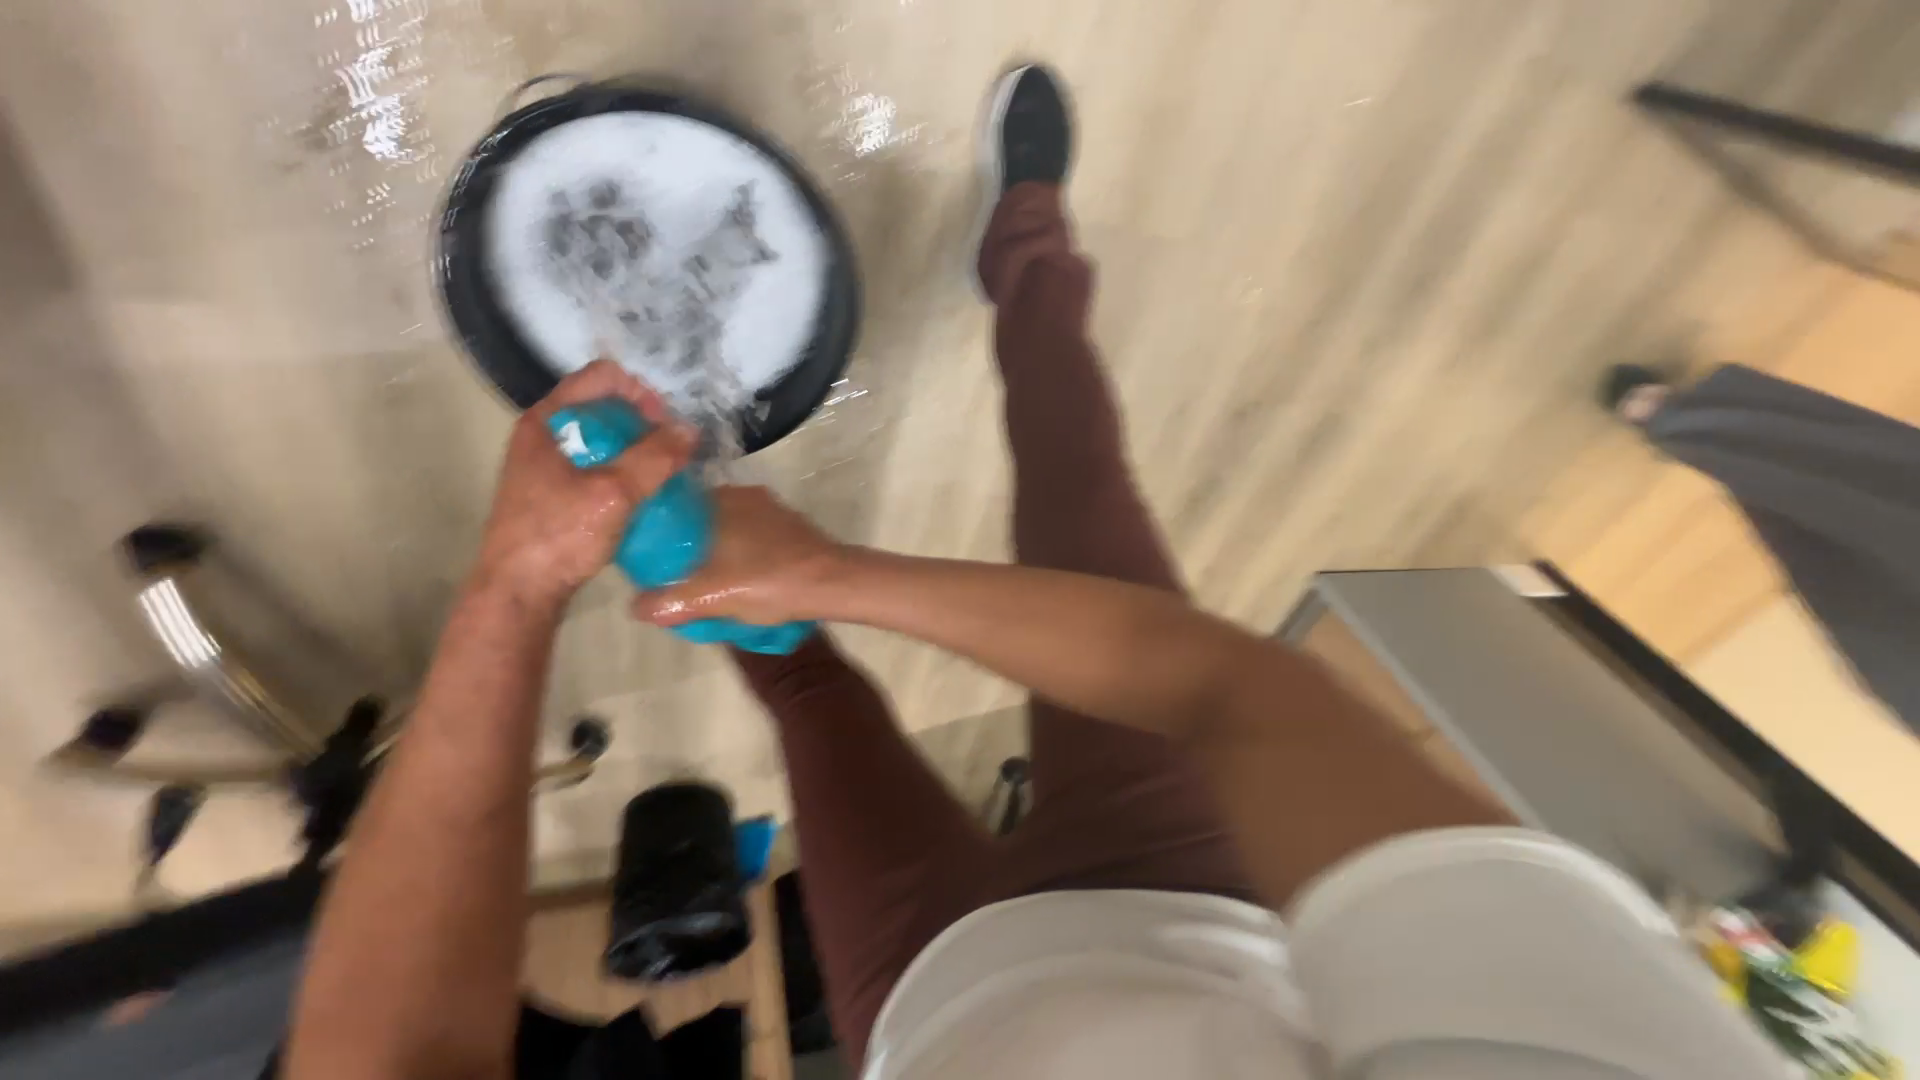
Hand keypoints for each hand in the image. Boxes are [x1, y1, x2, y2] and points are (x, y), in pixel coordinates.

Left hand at [474, 360, 695, 608]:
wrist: (519, 591)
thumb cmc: (559, 536)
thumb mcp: (613, 494)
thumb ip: (654, 459)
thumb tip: (690, 431)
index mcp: (547, 420)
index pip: (603, 377)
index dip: (641, 393)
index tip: (665, 429)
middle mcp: (545, 433)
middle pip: (606, 404)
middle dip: (645, 423)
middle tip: (671, 454)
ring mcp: (548, 462)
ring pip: (604, 437)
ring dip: (638, 449)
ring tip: (663, 475)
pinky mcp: (556, 490)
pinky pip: (599, 464)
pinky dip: (625, 470)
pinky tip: (643, 495)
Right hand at [629, 486, 847, 626]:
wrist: (833, 583)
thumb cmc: (768, 581)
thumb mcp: (711, 595)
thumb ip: (671, 601)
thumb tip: (637, 607)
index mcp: (720, 498)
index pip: (674, 507)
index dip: (658, 534)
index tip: (649, 560)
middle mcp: (744, 495)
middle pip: (701, 520)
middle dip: (688, 548)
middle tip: (676, 579)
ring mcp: (772, 509)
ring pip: (729, 530)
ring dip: (717, 553)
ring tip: (706, 584)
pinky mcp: (792, 527)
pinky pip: (754, 538)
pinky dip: (742, 556)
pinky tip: (740, 581)